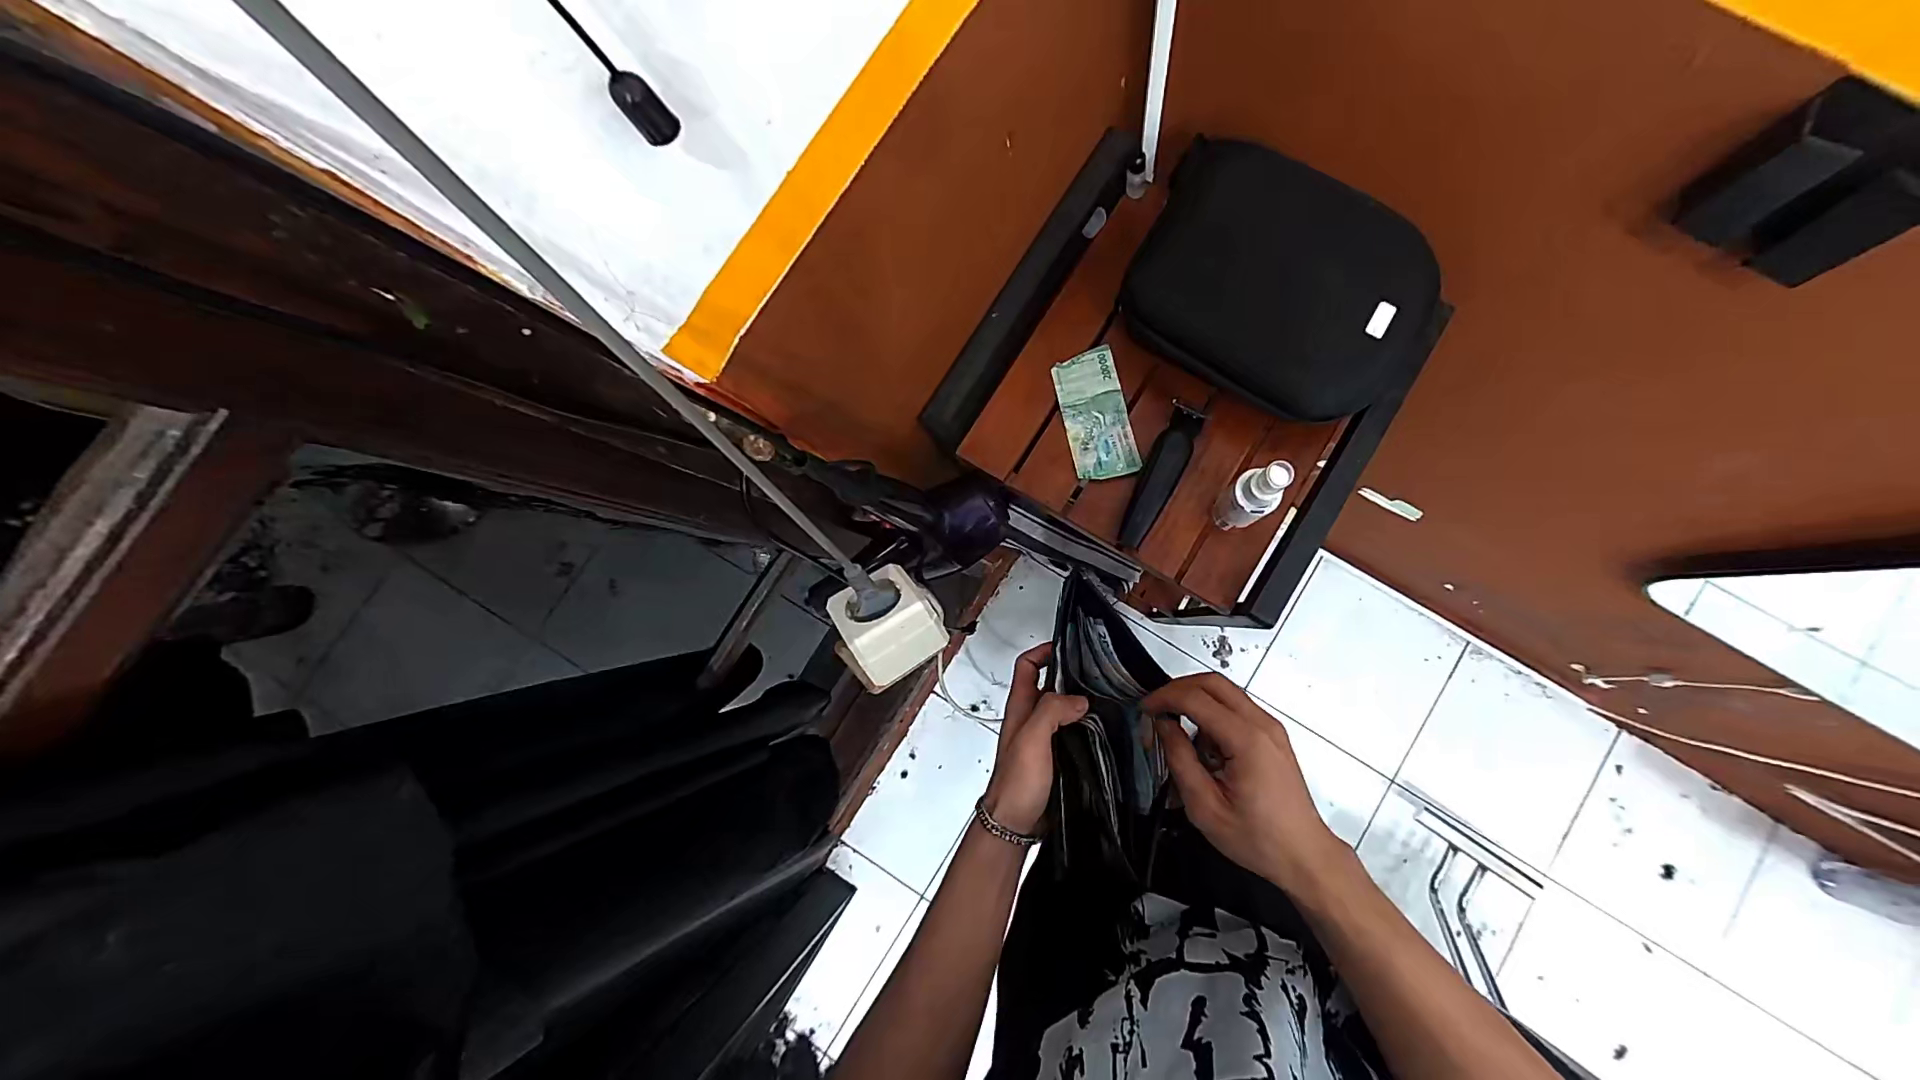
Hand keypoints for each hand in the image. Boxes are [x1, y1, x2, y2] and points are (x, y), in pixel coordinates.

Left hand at [979, 643, 1087, 833]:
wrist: (1016, 824)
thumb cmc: (1015, 785)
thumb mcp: (1030, 739)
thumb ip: (1051, 711)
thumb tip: (1078, 698)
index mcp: (1020, 708)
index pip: (1026, 665)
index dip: (1043, 650)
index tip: (1065, 646)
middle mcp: (1030, 719)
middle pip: (1048, 684)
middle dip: (1069, 675)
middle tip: (1093, 672)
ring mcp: (1043, 738)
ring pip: (1062, 709)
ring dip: (1080, 702)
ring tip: (1104, 697)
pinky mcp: (1057, 756)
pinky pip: (1073, 732)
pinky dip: (1087, 726)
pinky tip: (1102, 730)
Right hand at [1143, 673, 1343, 889]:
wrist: (1304, 855)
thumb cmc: (1262, 839)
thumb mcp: (1205, 806)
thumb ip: (1180, 760)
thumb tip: (1163, 727)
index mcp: (1247, 741)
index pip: (1196, 698)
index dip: (1164, 698)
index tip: (1146, 708)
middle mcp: (1263, 727)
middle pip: (1212, 682)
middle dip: (1177, 689)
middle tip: (1157, 707)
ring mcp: (1270, 729)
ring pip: (1224, 691)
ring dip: (1195, 701)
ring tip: (1176, 729)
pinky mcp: (1271, 736)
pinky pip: (1235, 708)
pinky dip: (1211, 714)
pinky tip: (1202, 744)